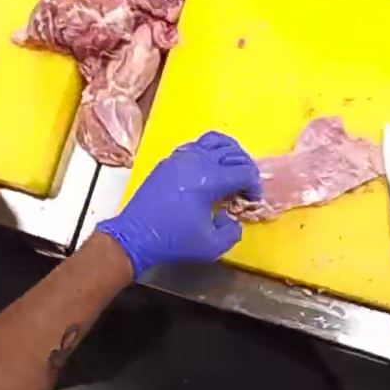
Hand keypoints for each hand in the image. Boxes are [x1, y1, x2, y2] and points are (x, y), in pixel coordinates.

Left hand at [98, 132, 258, 276]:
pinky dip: (209, 153)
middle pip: (232, 152)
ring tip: (231, 171)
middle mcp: (196, 161)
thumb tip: (231, 217)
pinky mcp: (168, 162)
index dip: (253, 185)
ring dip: (229, 153)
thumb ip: (232, 232)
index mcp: (208, 179)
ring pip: (214, 141)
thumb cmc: (173, 242)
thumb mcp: (211, 247)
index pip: (243, 171)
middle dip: (245, 168)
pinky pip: (196, 146)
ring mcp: (180, 158)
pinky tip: (210, 170)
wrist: (136, 236)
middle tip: (245, 186)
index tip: (252, 199)